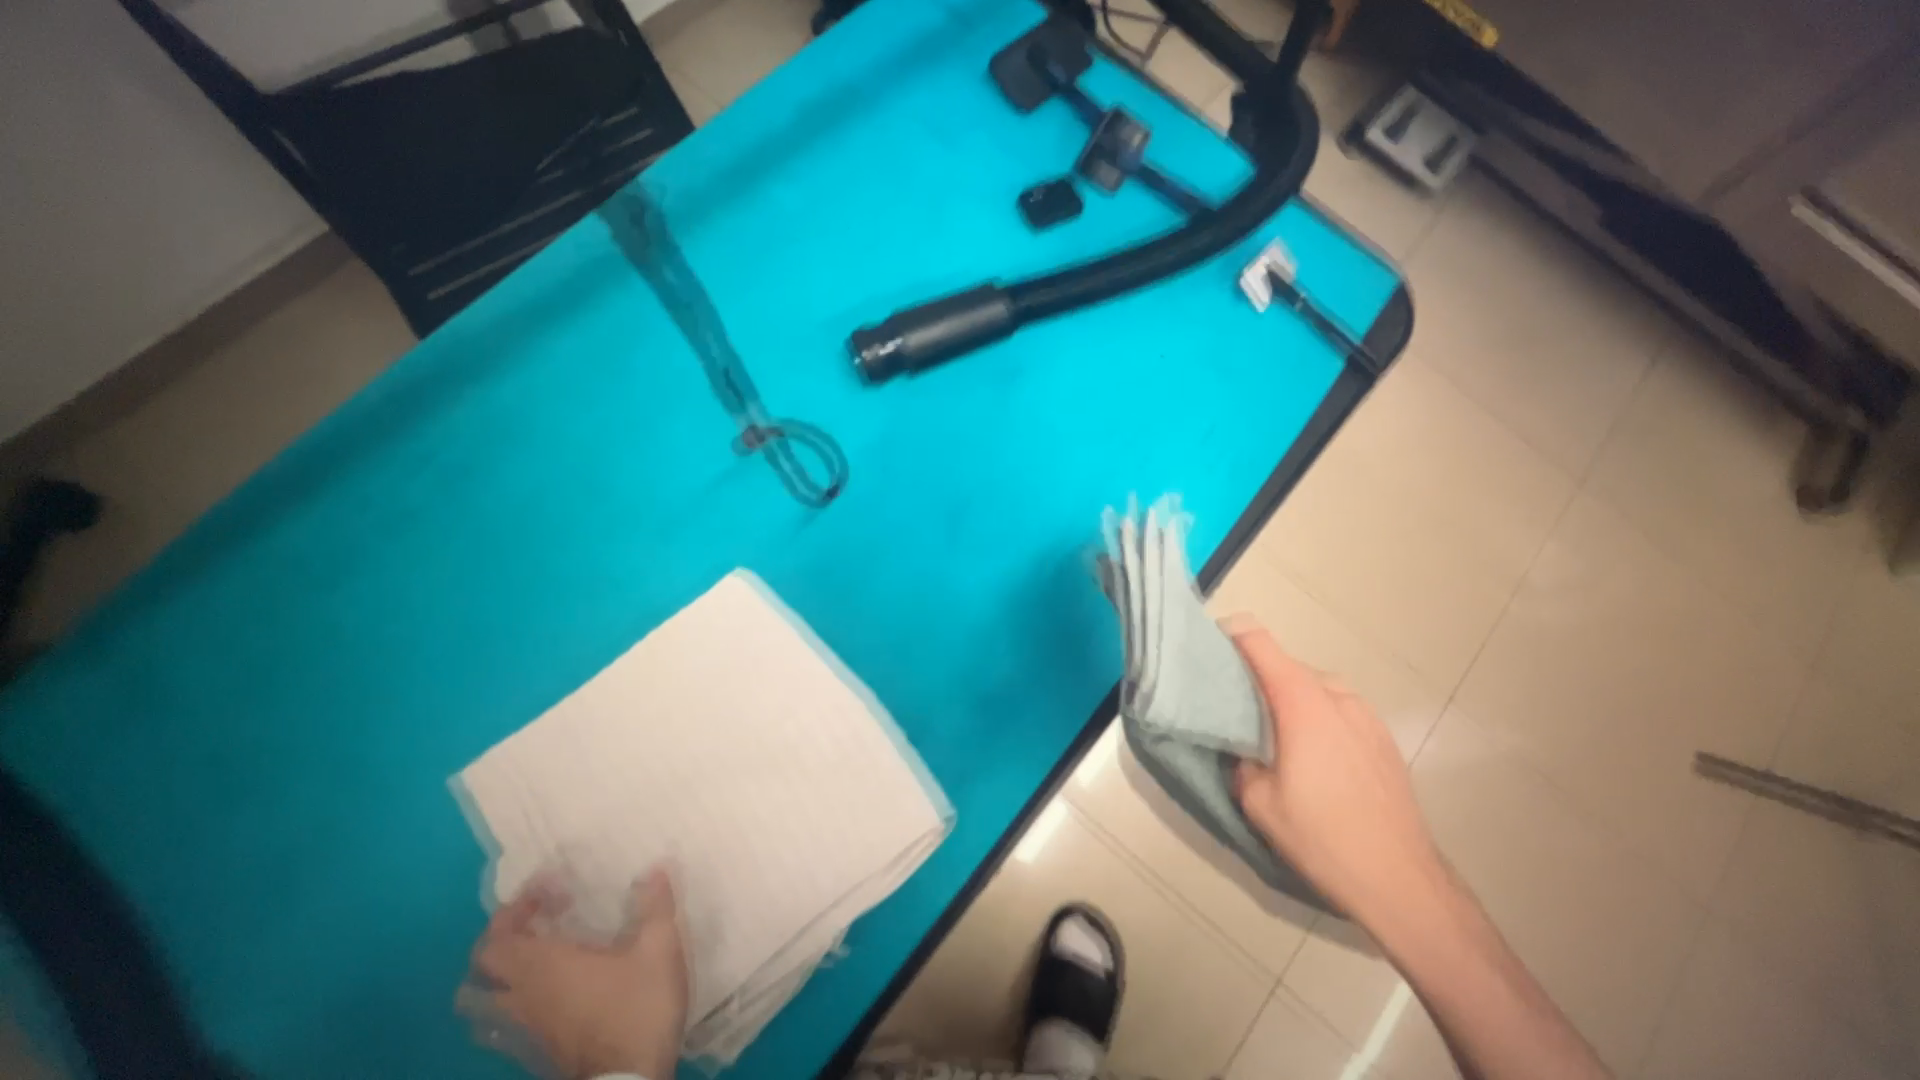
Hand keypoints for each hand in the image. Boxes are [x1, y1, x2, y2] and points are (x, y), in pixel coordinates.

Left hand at [470, 867, 689, 1079]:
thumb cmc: (636, 1009)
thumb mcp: (659, 949)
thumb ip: (655, 906)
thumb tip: (656, 868)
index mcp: (543, 966)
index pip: (498, 936)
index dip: (516, 909)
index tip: (552, 892)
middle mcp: (524, 995)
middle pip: (486, 966)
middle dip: (508, 936)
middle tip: (544, 920)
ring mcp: (528, 1027)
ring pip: (492, 998)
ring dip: (509, 972)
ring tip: (544, 955)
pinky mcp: (539, 1050)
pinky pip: (512, 1019)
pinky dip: (523, 999)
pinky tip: (559, 992)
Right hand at [1226, 616, 1448, 928]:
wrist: (1400, 879)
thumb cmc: (1321, 838)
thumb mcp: (1258, 803)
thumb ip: (1242, 761)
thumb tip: (1245, 749)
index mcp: (1303, 704)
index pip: (1261, 645)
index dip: (1232, 636)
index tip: (1210, 647)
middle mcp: (1338, 698)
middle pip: (1290, 665)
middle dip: (1260, 675)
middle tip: (1236, 705)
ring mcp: (1368, 717)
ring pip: (1319, 688)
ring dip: (1292, 697)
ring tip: (1275, 733)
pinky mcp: (1385, 740)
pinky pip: (1341, 710)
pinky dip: (1319, 715)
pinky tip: (1314, 756)